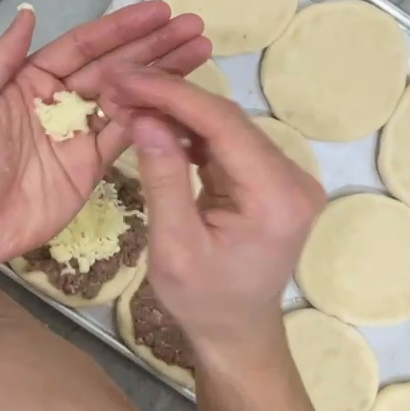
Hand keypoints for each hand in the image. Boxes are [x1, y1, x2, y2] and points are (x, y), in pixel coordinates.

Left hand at [0, 2, 210, 270]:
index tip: (159, 11)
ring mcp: (77, 134)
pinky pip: (125, 136)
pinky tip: (181, 97)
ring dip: (162, 75)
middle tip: (194, 27)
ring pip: (127, 97)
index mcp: (29, 80)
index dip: (120, 28)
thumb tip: (29, 12)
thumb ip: (2, 58)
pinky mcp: (91, 166)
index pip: (82, 46)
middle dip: (152, 46)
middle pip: (113, 66)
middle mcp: (58, 101)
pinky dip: (152, 117)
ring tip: (200, 52)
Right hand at [103, 67, 325, 361]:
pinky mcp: (269, 178)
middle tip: (118, 83)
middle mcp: (292, 177)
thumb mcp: (173, 245)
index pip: (222, 124)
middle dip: (169, 96)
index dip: (171, 94)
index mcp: (276, 196)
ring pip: (224, 124)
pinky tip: (154, 122)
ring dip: (175, 109)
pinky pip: (225, 141)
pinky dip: (188, 129)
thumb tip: (144, 117)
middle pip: (226, 118)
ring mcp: (284, 176)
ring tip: (128, 98)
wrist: (236, 332)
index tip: (125, 78)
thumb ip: (163, 178)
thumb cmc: (202, 300)